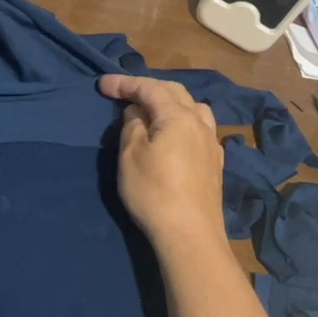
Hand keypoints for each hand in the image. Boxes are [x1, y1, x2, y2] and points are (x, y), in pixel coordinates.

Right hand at [100, 74, 226, 246]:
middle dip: (149, 88)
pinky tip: (174, 136)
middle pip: (176, 93)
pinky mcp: (215, 163)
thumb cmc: (153, 192)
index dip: (125, 83)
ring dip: (171, 103)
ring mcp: (212, 143)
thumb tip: (139, 113)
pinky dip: (182, 122)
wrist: (189, 233)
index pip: (150, 88)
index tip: (102, 84)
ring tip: (152, 112)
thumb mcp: (130, 156)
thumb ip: (132, 126)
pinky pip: (199, 129)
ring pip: (193, 109)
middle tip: (124, 94)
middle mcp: (200, 123)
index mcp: (178, 116)